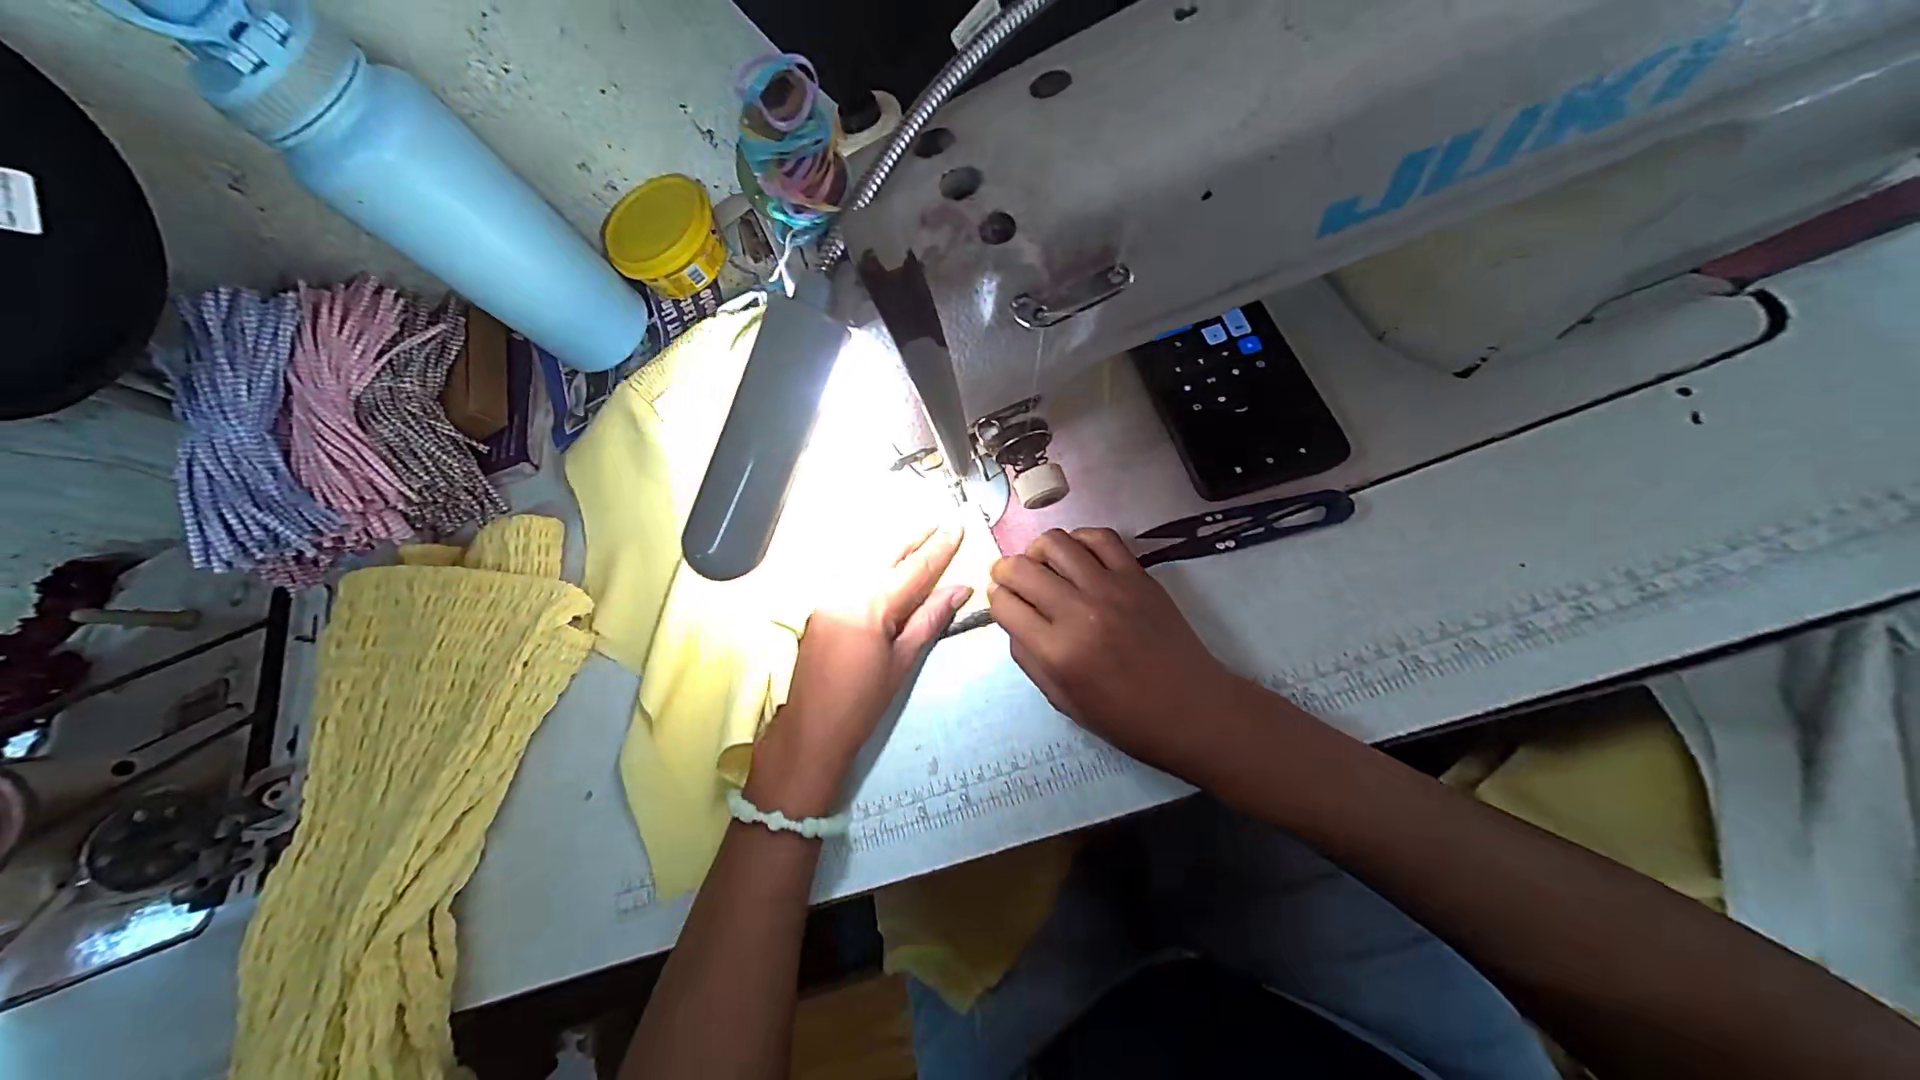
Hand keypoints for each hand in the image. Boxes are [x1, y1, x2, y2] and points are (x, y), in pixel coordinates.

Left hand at [748, 526, 970, 816]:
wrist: (811, 729)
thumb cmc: (863, 702)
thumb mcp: (903, 661)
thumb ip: (930, 619)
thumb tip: (959, 589)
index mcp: (871, 605)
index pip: (913, 569)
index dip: (939, 547)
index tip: (957, 526)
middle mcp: (845, 591)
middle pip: (886, 556)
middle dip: (915, 538)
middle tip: (939, 521)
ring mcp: (827, 596)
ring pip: (866, 562)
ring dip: (893, 548)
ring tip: (917, 535)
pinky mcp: (819, 607)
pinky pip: (851, 575)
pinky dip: (872, 564)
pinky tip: (884, 560)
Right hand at [988, 528, 1253, 775]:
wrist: (1191, 708)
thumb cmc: (1123, 716)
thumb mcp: (1062, 700)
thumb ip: (1028, 658)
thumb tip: (1012, 618)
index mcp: (1057, 652)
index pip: (1005, 605)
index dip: (995, 600)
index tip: (1002, 602)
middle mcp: (1079, 612)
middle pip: (1021, 568)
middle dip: (1004, 571)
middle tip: (1010, 579)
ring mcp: (1111, 588)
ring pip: (1055, 542)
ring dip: (1037, 551)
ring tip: (1042, 565)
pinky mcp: (1138, 576)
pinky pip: (1100, 537)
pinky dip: (1079, 540)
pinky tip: (1077, 556)